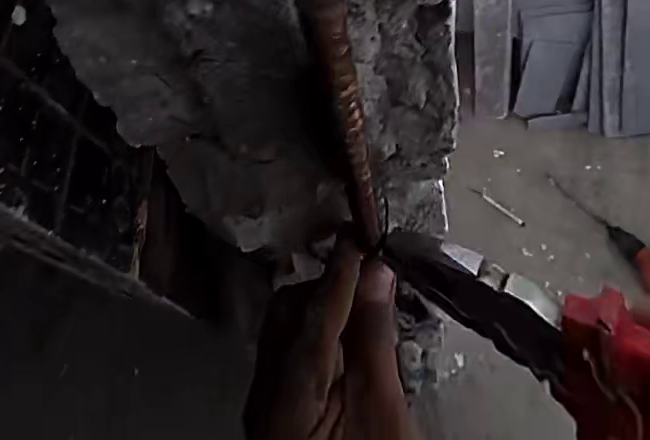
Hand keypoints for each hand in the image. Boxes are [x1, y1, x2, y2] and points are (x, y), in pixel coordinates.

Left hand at [245, 242, 421, 439]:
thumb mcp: (384, 416)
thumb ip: (376, 342)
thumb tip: (377, 273)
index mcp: (289, 399)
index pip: (314, 315)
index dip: (339, 270)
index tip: (357, 233)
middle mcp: (264, 394)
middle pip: (292, 313)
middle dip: (331, 286)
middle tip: (373, 273)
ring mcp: (264, 399)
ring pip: (287, 325)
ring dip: (324, 304)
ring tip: (366, 302)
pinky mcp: (274, 404)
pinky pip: (289, 345)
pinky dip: (317, 328)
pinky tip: (346, 331)